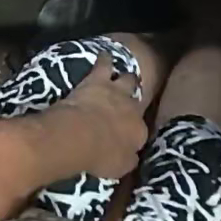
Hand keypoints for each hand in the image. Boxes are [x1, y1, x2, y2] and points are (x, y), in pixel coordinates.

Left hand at [46, 53, 149, 178]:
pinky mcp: (97, 79)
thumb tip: (131, 155)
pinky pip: (104, 63)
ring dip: (125, 77)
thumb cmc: (100, 155)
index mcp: (139, 132)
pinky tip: (104, 54)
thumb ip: (128, 158)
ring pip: (127, 78)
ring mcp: (116, 91)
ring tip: (124, 72)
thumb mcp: (120, 166)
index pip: (140, 131)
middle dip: (135, 99)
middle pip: (138, 99)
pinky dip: (104, 59)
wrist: (80, 133)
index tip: (125, 132)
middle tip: (130, 97)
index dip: (132, 131)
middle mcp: (132, 108)